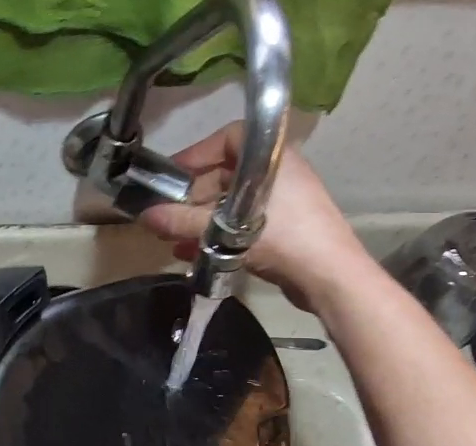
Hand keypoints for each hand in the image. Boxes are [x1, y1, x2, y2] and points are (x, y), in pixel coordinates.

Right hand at [138, 124, 372, 310]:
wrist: (329, 276)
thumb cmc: (285, 238)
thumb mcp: (227, 229)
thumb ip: (184, 222)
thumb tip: (146, 217)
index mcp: (272, 158)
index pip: (229, 138)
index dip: (197, 153)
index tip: (171, 175)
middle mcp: (277, 174)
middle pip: (225, 175)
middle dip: (192, 195)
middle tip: (167, 213)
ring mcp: (281, 203)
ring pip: (230, 205)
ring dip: (200, 220)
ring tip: (174, 238)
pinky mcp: (280, 231)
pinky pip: (239, 226)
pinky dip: (216, 236)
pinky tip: (192, 253)